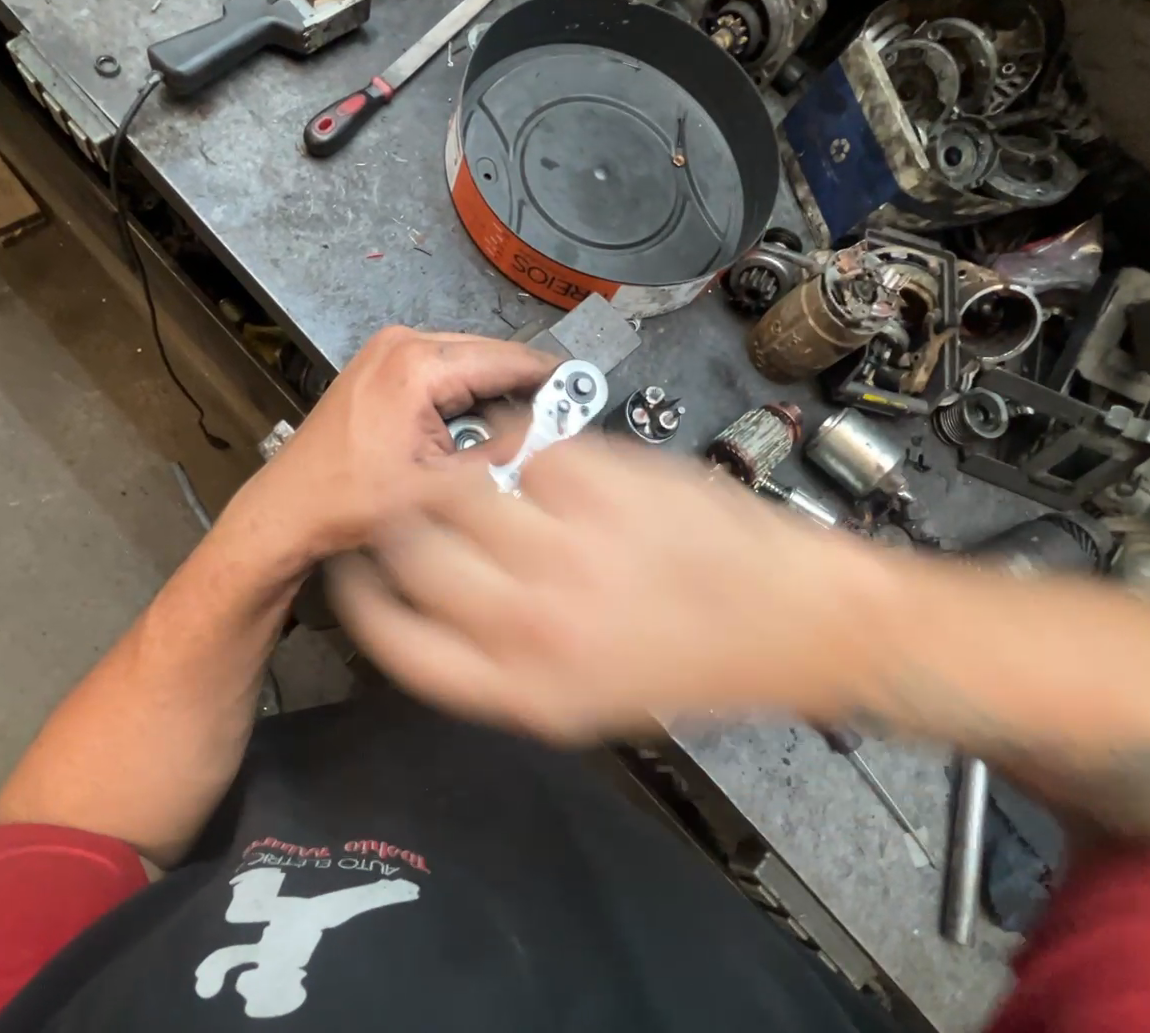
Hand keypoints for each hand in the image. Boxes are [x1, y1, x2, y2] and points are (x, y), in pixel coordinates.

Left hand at [230, 327, 558, 567]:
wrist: (290, 510)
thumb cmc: (345, 500)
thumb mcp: (442, 487)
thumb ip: (502, 455)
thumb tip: (544, 437)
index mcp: (416, 365)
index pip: (505, 358)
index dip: (548, 377)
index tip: (578, 388)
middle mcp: (399, 345)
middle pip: (486, 355)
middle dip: (517, 390)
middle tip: (548, 424)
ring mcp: (384, 352)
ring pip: (464, 364)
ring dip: (487, 396)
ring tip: (501, 438)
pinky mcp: (378, 368)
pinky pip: (437, 372)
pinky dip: (458, 397)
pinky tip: (464, 432)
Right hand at [328, 436, 892, 740]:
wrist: (793, 622)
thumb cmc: (693, 667)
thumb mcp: (580, 702)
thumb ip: (496, 662)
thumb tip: (435, 607)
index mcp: (520, 688)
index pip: (393, 639)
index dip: (359, 598)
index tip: (357, 572)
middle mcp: (533, 621)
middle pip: (409, 555)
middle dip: (391, 527)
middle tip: (402, 510)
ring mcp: (567, 545)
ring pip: (453, 491)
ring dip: (444, 478)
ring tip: (461, 477)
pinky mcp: (601, 483)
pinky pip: (520, 450)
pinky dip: (515, 447)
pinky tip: (535, 461)